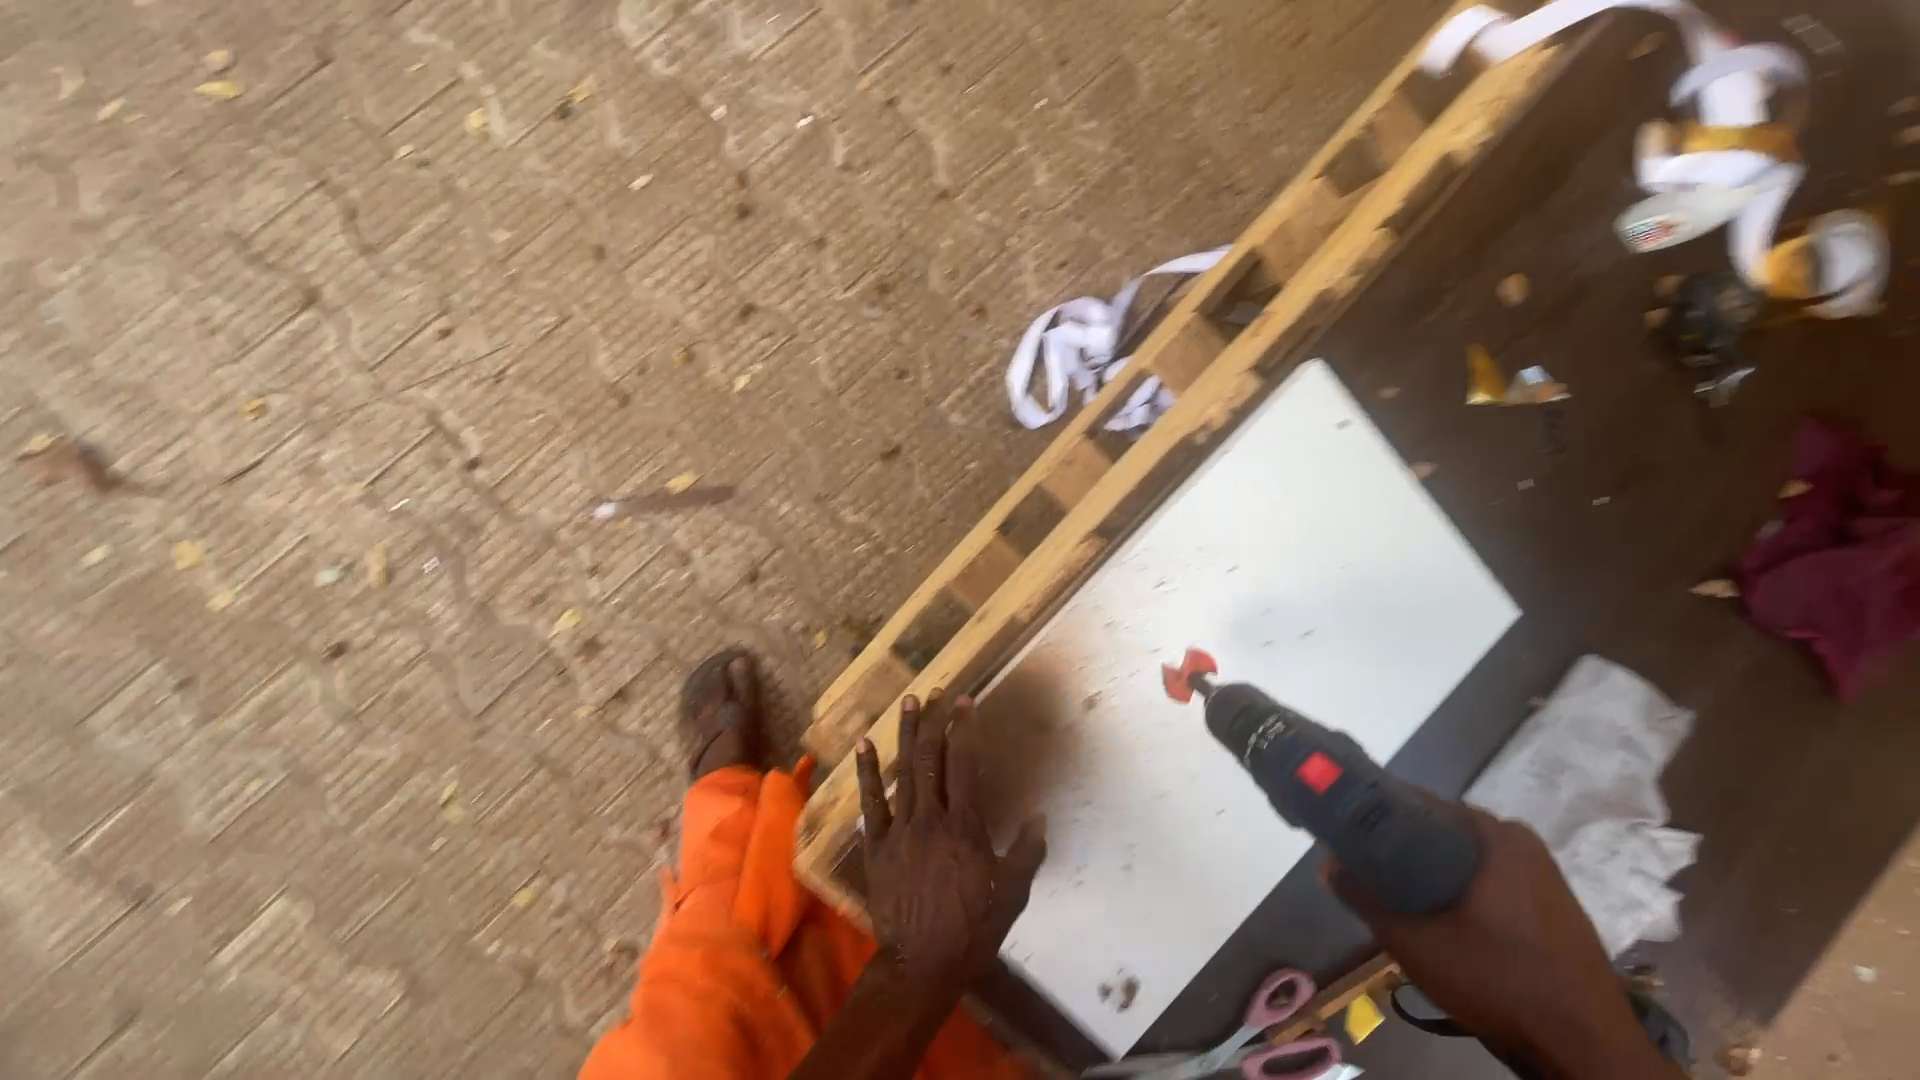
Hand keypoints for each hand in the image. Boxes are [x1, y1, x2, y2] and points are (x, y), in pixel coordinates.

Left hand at [855, 692, 1046, 990]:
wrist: (922, 964)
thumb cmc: (973, 928)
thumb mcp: (1012, 893)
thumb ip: (1027, 851)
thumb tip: (1039, 816)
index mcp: (964, 826)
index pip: (965, 764)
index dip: (965, 729)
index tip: (967, 702)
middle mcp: (930, 819)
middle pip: (932, 759)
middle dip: (936, 722)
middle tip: (938, 692)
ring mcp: (899, 830)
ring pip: (903, 772)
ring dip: (906, 735)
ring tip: (909, 703)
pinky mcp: (877, 846)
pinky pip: (872, 803)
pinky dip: (867, 773)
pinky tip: (863, 745)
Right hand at [1325, 808, 1679, 1079]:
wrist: (1587, 1047)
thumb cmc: (1498, 980)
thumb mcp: (1415, 942)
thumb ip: (1365, 898)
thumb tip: (1327, 864)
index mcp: (1494, 835)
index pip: (1421, 803)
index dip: (1380, 815)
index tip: (1351, 832)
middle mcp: (1522, 842)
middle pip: (1445, 831)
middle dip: (1407, 847)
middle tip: (1372, 870)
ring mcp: (1545, 875)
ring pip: (1470, 858)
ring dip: (1437, 871)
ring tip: (1404, 897)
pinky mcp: (1556, 905)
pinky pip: (1495, 880)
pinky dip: (1466, 890)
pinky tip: (1448, 920)